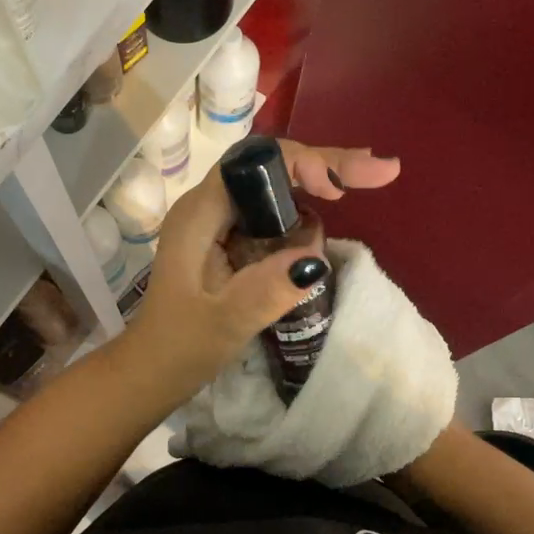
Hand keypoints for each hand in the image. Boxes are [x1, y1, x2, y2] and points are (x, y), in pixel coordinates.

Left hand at [122, 141, 399, 388]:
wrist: (152, 370)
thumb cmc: (181, 347)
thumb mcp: (224, 323)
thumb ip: (264, 291)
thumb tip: (314, 258)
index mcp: (200, 214)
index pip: (254, 164)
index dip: (302, 163)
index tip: (341, 188)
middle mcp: (207, 208)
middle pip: (268, 168)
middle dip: (323, 166)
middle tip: (381, 172)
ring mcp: (216, 225)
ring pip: (272, 190)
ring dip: (315, 189)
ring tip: (365, 187)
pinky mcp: (225, 243)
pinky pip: (268, 216)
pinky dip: (300, 217)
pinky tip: (324, 226)